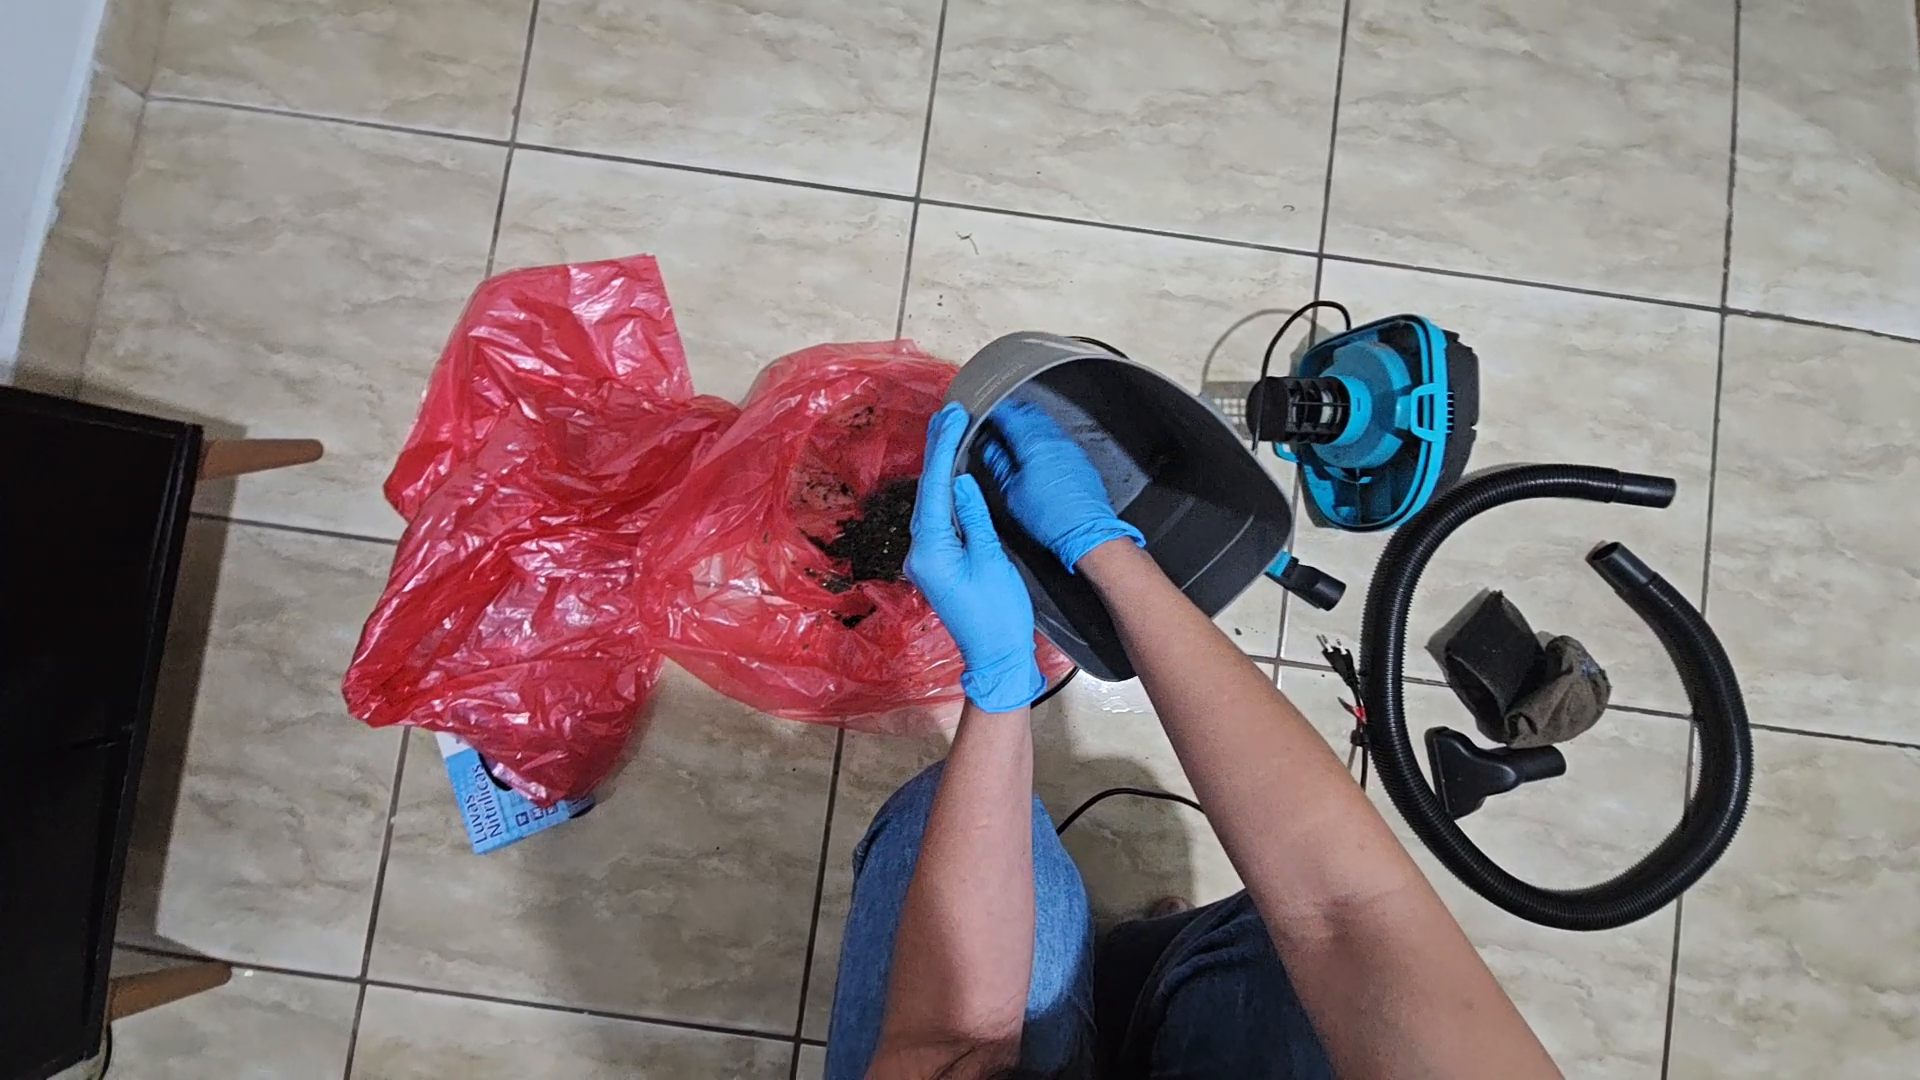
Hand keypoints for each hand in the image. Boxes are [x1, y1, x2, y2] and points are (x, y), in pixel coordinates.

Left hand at [907, 403, 1044, 712]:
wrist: (996, 655)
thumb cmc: (998, 614)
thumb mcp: (991, 560)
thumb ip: (974, 519)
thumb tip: (962, 482)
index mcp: (930, 550)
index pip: (935, 489)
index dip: (943, 449)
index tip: (952, 417)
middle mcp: (919, 553)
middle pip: (927, 493)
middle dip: (937, 451)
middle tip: (948, 414)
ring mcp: (926, 559)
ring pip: (931, 504)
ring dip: (940, 469)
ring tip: (948, 432)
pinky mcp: (937, 564)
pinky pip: (938, 520)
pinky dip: (944, 493)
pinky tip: (952, 475)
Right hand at [980, 401, 1144, 572]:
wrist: (1086, 531)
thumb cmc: (1051, 518)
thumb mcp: (1013, 494)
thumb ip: (1000, 467)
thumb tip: (991, 452)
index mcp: (1033, 444)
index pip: (1009, 415)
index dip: (994, 414)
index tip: (986, 419)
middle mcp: (1054, 440)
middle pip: (1029, 413)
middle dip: (1012, 415)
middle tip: (999, 425)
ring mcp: (1070, 447)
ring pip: (1045, 424)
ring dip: (1029, 427)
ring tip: (1016, 440)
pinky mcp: (1080, 459)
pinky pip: (1058, 438)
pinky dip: (1044, 439)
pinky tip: (1037, 454)